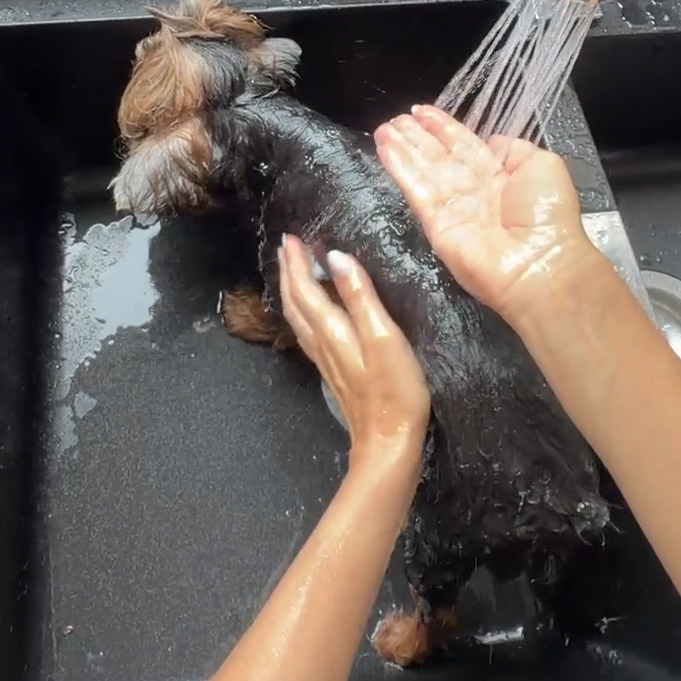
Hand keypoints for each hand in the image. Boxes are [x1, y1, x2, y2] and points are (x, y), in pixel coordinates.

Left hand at [277, 235, 429, 468]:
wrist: (388, 444)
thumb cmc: (394, 390)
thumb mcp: (384, 336)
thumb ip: (359, 296)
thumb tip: (335, 257)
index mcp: (330, 329)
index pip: (304, 288)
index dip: (296, 262)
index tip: (290, 237)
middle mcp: (321, 342)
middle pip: (295, 301)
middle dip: (288, 271)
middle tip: (286, 247)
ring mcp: (325, 359)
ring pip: (297, 317)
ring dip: (292, 290)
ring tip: (293, 271)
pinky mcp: (333, 371)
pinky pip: (307, 331)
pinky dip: (303, 310)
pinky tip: (311, 312)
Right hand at [375, 105, 607, 322]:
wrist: (541, 264)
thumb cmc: (548, 214)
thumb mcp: (543, 165)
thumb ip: (514, 149)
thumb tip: (492, 141)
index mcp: (498, 175)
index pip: (464, 145)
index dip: (443, 128)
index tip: (422, 112)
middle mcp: (473, 190)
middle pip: (438, 157)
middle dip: (417, 137)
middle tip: (396, 119)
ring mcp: (453, 209)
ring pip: (422, 170)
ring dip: (403, 149)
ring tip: (383, 129)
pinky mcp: (436, 225)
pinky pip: (416, 191)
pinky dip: (400, 169)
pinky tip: (386, 149)